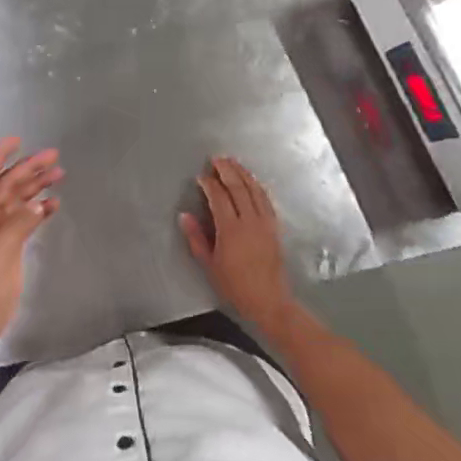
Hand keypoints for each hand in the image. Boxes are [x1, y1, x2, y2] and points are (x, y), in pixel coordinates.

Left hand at [0, 138, 61, 346]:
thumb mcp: (1, 251)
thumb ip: (20, 223)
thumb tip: (39, 203)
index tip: (16, 140)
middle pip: (5, 188)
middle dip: (27, 170)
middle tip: (53, 157)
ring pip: (16, 203)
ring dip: (35, 189)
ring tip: (59, 175)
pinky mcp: (6, 249)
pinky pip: (22, 222)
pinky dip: (37, 212)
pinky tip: (53, 205)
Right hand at [179, 157, 296, 328]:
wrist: (269, 300)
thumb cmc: (235, 286)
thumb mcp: (209, 265)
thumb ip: (197, 238)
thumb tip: (185, 216)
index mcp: (231, 229)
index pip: (219, 197)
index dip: (209, 184)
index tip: (201, 176)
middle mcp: (250, 221)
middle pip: (239, 188)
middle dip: (227, 171)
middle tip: (217, 159)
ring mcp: (265, 222)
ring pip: (254, 190)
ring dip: (244, 174)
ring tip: (233, 163)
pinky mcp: (275, 227)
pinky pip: (266, 199)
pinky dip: (257, 186)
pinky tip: (252, 182)